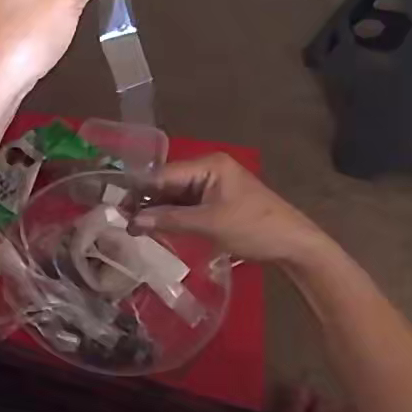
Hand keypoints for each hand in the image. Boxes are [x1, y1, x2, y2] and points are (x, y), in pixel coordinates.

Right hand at [129, 154, 334, 266]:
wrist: (296, 247)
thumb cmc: (255, 228)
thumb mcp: (209, 224)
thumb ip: (169, 220)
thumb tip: (132, 222)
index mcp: (208, 165)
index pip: (163, 174)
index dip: (138, 191)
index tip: (115, 207)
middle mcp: (207, 169)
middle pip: (166, 183)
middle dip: (145, 202)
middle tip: (120, 220)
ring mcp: (211, 185)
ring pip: (173, 195)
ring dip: (156, 211)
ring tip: (132, 227)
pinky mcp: (214, 201)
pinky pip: (184, 205)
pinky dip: (170, 216)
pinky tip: (153, 227)